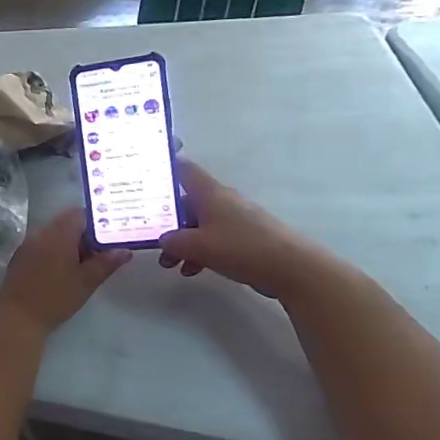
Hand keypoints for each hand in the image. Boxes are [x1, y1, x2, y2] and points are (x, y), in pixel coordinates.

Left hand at [0, 208, 130, 332]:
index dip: (96, 221)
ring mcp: (28, 244)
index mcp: (57, 234)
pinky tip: (66, 269)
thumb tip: (124, 250)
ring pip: (54, 234)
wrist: (17, 316)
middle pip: (66, 223)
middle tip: (104, 250)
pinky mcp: (21, 256)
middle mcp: (40, 233)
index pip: (78, 214)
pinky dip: (57, 250)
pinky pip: (43, 244)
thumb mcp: (86, 282)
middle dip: (85, 234)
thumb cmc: (55, 298)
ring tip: (89, 262)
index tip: (111, 234)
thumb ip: (106, 263)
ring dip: (71, 243)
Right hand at [157, 161, 342, 300]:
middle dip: (167, 221)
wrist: (293, 269)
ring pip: (199, 225)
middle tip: (152, 238)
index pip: (183, 170)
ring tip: (170, 264)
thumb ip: (172, 241)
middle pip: (187, 202)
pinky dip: (200, 251)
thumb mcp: (196, 245)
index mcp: (210, 193)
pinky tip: (192, 269)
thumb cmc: (240, 248)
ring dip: (182, 242)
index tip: (146, 179)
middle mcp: (223, 201)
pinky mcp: (247, 239)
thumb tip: (164, 240)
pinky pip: (214, 239)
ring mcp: (236, 219)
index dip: (165, 170)